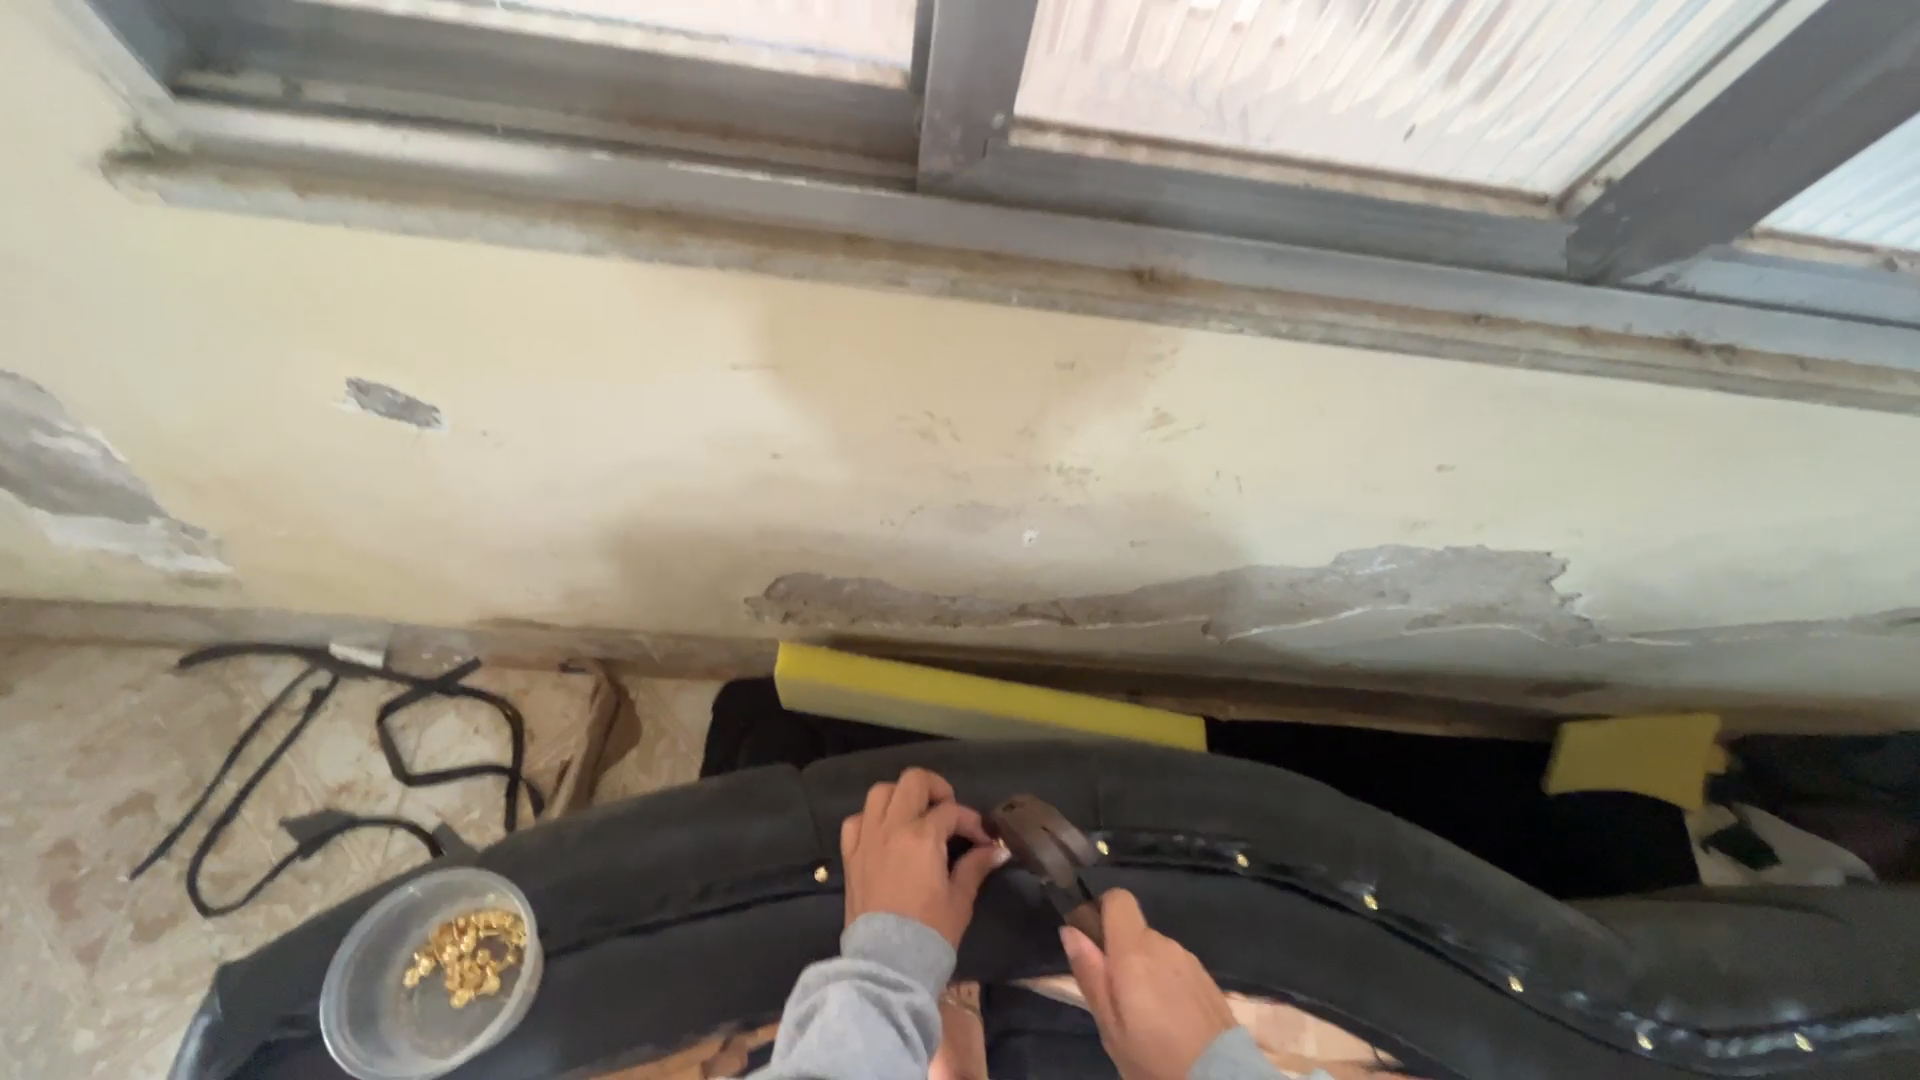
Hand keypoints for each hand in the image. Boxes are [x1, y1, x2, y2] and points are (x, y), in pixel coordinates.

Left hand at [840, 767, 1007, 947]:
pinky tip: (885, 833)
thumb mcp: (960, 899)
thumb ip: (975, 867)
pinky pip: (856, 820)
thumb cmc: (929, 933)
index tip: (984, 840)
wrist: (887, 965)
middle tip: (948, 810)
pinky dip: (871, 818)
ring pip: (880, 792)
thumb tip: (996, 850)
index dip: (972, 822)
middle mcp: (892, 828)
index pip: (951, 811)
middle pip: (913, 781)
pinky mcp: (850, 856)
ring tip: (916, 815)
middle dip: (936, 789)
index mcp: (922, 836)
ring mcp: (867, 839)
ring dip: (901, 797)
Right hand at [1061, 889, 1236, 1079]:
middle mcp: (1164, 945)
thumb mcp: (1110, 1026)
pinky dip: (1167, 983)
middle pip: (1135, 931)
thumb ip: (1090, 974)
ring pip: (1156, 951)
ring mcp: (1190, 960)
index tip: (1093, 942)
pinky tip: (1172, 1020)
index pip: (1118, 899)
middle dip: (1122, 954)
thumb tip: (1070, 930)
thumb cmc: (1154, 1058)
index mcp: (1134, 950)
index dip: (1102, 911)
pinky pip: (1176, 968)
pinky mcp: (1208, 979)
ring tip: (1148, 1017)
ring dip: (1146, 971)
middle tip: (1119, 999)